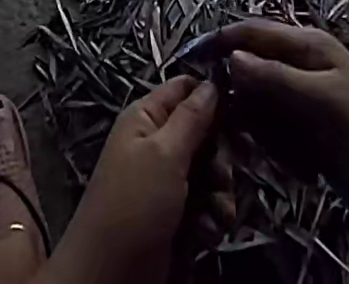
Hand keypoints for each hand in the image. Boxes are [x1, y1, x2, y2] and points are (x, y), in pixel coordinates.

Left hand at [45, 76, 218, 283]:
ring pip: (208, 168)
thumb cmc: (134, 204)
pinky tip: (209, 230)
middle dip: (220, 154)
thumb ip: (192, 117)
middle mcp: (155, 141)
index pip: (184, 87)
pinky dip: (211, 214)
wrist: (108, 277)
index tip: (240, 108)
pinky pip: (203, 200)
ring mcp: (164, 178)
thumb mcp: (165, 153)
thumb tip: (213, 83)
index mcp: (146, 117)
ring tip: (219, 210)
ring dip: (220, 190)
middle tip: (224, 174)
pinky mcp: (173, 211)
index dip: (212, 94)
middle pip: (203, 130)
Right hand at [205, 20, 348, 213]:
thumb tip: (232, 57)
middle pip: (251, 73)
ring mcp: (302, 97)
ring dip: (267, 133)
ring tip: (294, 155)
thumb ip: (276, 77)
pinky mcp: (305, 126)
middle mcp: (299, 65)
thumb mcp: (322, 98)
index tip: (192, 60)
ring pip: (260, 107)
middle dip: (245, 103)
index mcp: (306, 45)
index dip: (222, 41)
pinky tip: (304, 166)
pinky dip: (281, 149)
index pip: (253, 32)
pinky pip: (275, 131)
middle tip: (242, 132)